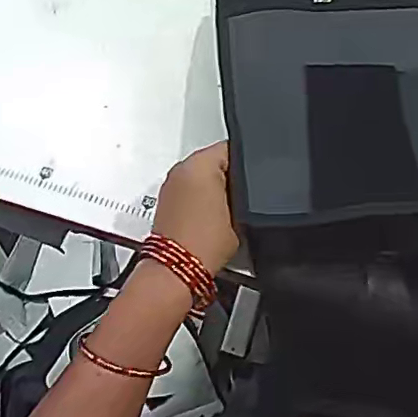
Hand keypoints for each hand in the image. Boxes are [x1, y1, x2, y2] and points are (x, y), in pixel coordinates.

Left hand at [150, 141, 238, 273]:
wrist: (178, 268)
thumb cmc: (203, 243)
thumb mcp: (240, 214)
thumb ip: (242, 193)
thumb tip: (241, 190)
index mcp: (199, 164)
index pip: (230, 147)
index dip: (247, 162)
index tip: (252, 177)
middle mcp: (181, 169)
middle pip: (212, 161)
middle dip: (227, 175)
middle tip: (241, 196)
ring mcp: (170, 184)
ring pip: (199, 175)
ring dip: (211, 187)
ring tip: (225, 210)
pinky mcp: (165, 200)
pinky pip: (188, 190)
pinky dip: (198, 198)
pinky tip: (210, 217)